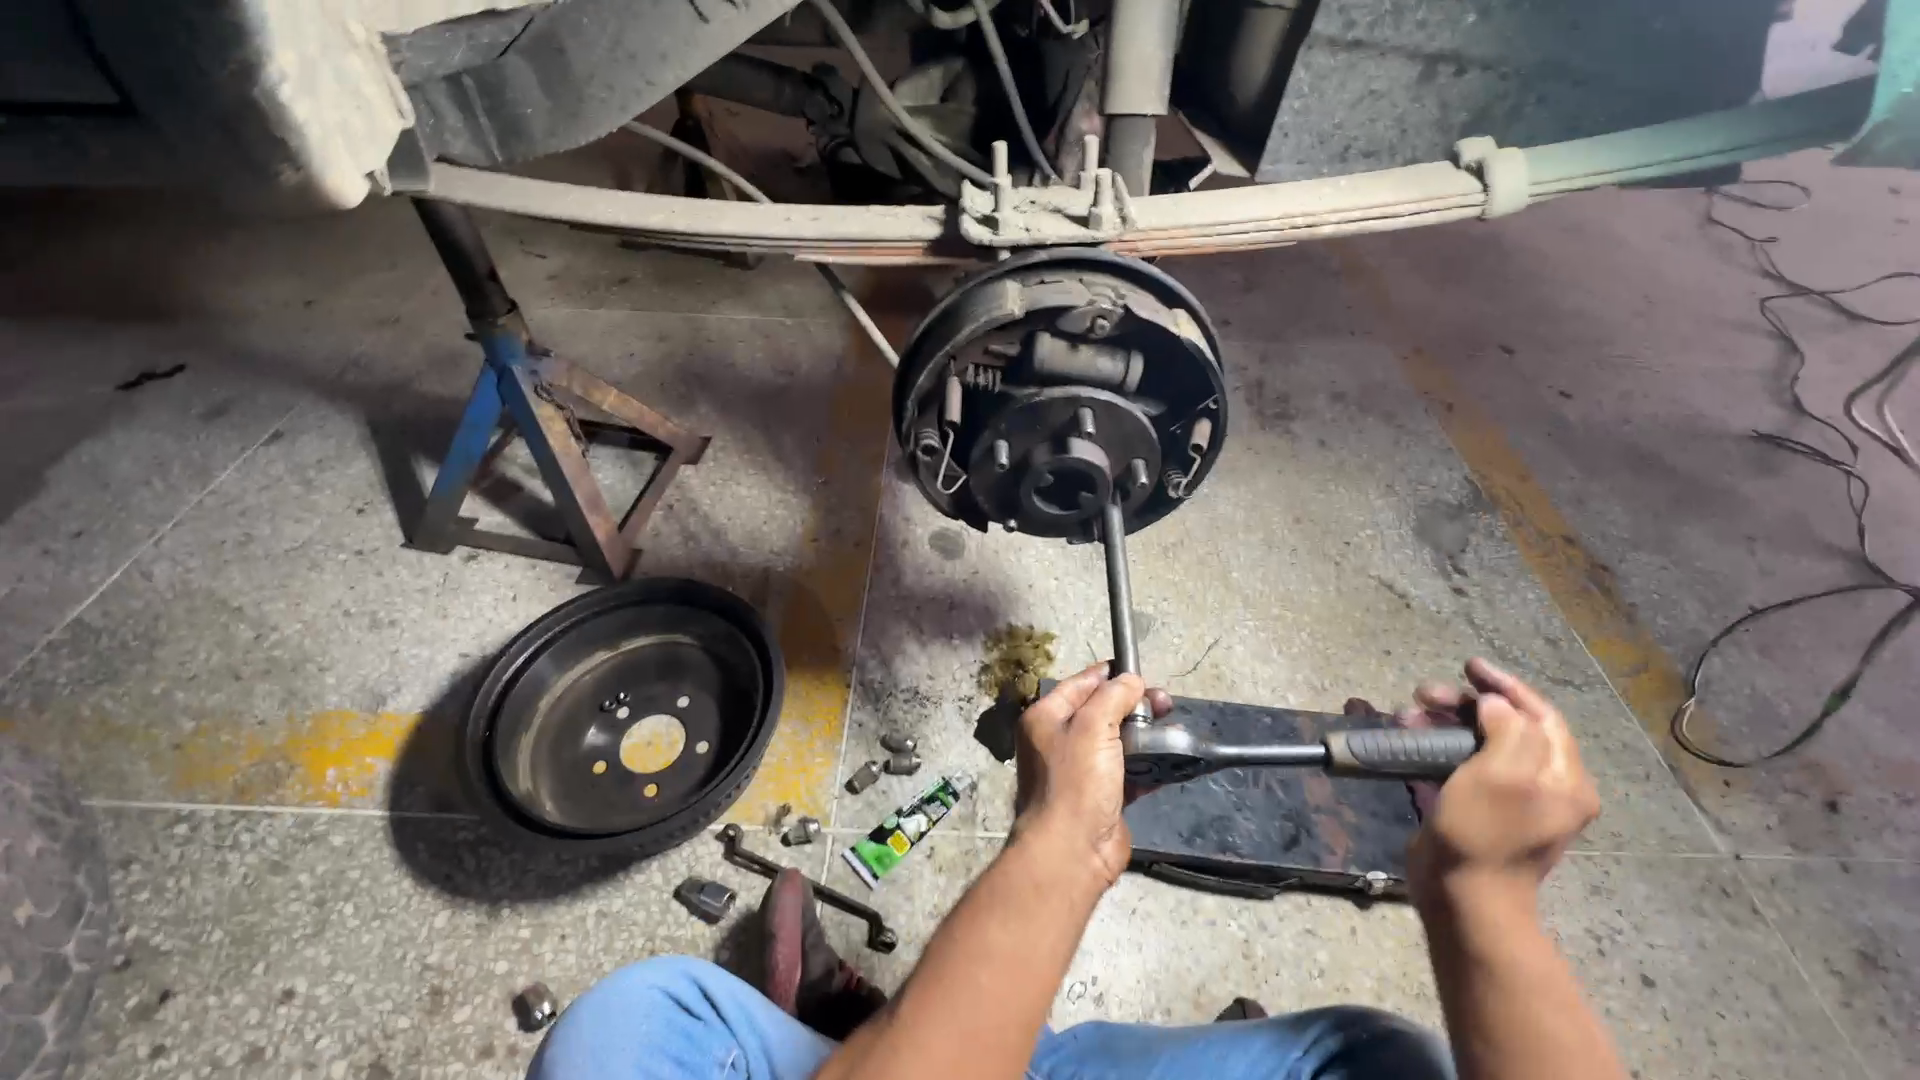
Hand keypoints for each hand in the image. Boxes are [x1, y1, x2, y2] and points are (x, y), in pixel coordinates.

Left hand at [1013, 664, 1172, 885]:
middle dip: (1133, 704)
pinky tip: (1174, 754)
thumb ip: (1113, 697)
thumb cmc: (1076, 781)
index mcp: (1046, 719)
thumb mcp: (1093, 727)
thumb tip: (1131, 680)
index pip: (1080, 685)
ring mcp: (1082, 770)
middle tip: (1164, 701)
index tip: (1138, 670)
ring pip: (1119, 740)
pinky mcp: (1104, 796)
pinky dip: (1150, 762)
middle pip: (1102, 711)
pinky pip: (1131, 770)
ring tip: (1173, 724)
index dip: (1109, 675)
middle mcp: (1060, 741)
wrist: (1072, 851)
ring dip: (1146, 732)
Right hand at [1403, 658, 1599, 917]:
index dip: (1506, 686)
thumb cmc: (1485, 834)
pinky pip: (1457, 769)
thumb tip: (1494, 705)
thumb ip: (1506, 731)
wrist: (1464, 900)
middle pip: (1505, 727)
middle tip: (1422, 695)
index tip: (1469, 666)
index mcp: (1562, 778)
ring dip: (1440, 726)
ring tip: (1404, 720)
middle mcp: (1542, 786)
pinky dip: (1432, 752)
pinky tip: (1405, 745)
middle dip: (1463, 705)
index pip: (1541, 716)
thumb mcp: (1500, 775)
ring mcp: (1508, 801)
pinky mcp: (1476, 812)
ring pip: (1475, 746)